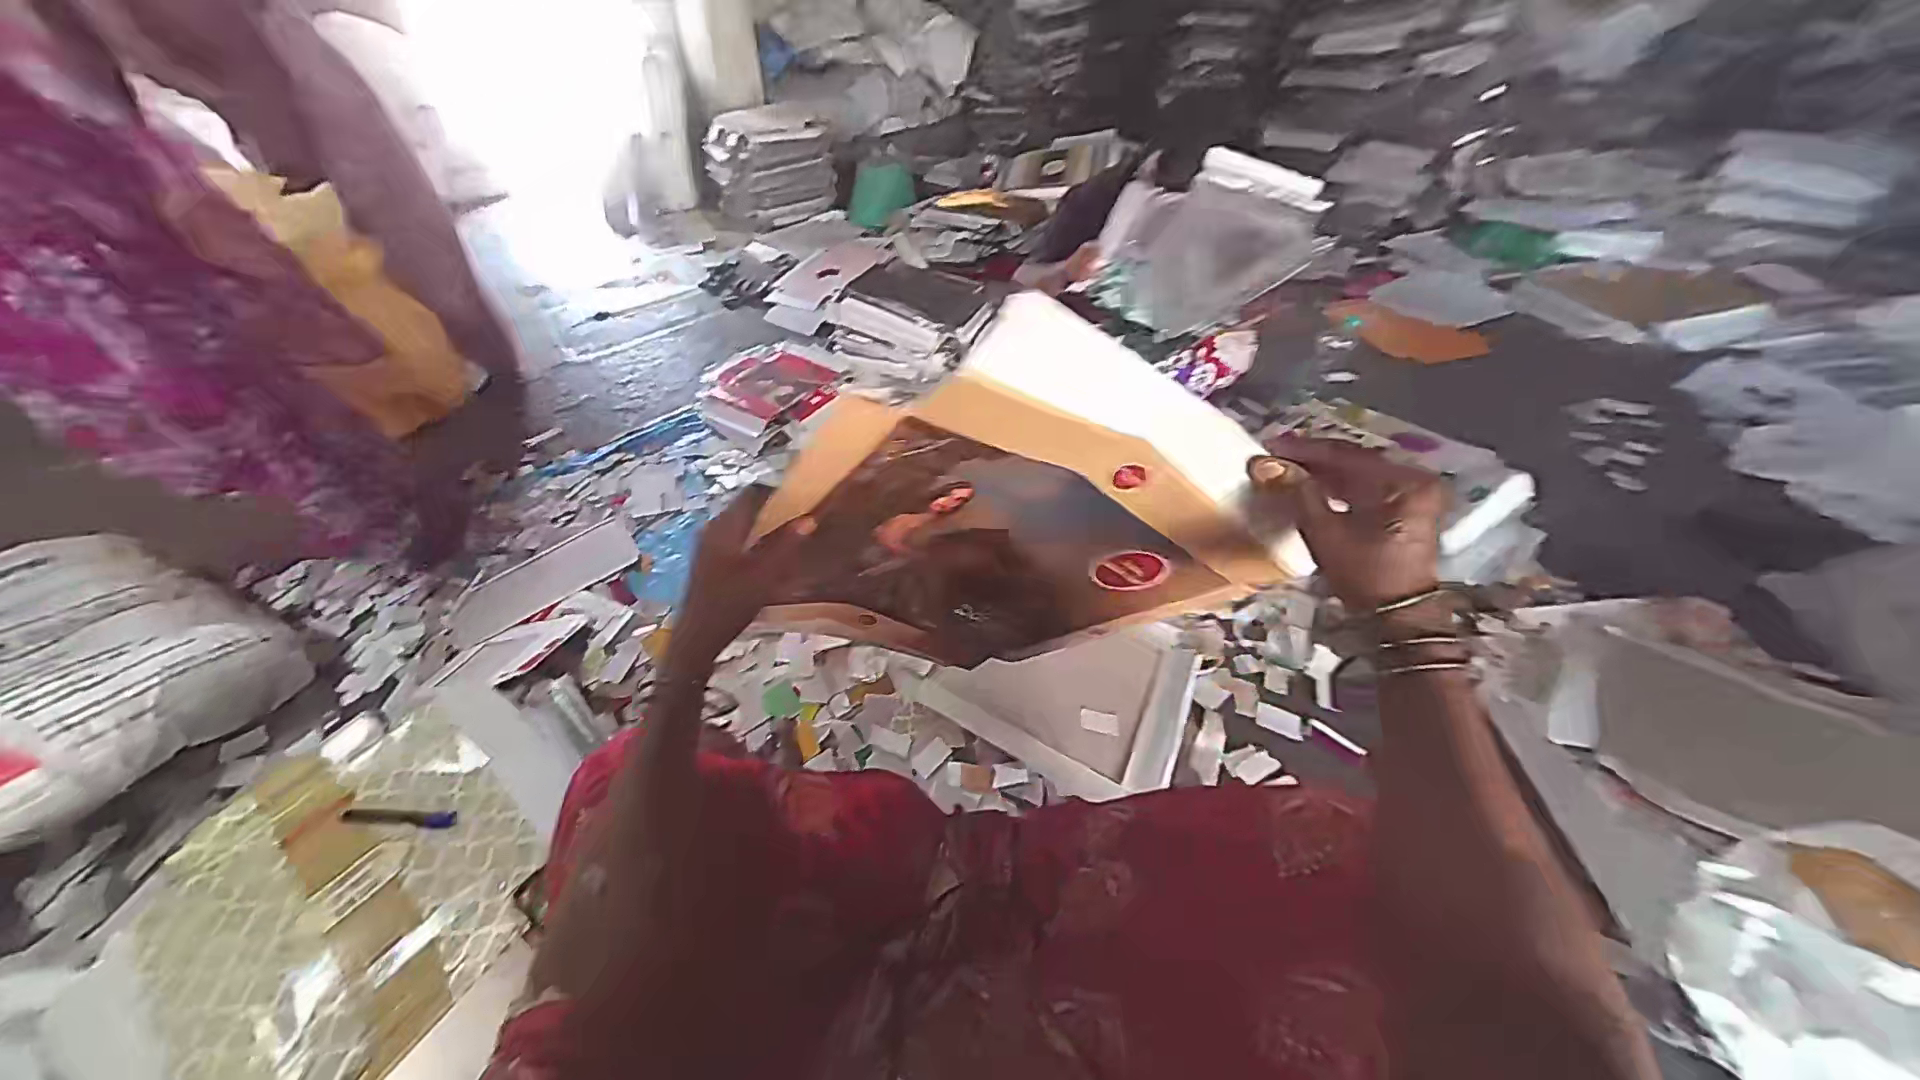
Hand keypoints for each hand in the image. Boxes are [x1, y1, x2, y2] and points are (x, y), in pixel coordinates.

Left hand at [665, 485, 817, 671]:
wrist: (698, 637)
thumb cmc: (731, 603)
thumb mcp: (765, 575)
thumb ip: (786, 545)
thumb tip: (809, 519)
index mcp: (724, 527)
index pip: (751, 494)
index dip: (776, 491)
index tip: (801, 496)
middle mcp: (712, 529)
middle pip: (745, 507)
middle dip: (772, 508)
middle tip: (799, 515)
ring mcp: (707, 545)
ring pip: (740, 523)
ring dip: (764, 524)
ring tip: (790, 533)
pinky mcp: (709, 560)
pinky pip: (735, 537)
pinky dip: (754, 538)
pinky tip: (769, 553)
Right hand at [1248, 437, 1447, 613]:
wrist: (1396, 615)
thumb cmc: (1365, 574)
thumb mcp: (1326, 533)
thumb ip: (1298, 493)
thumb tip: (1265, 464)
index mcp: (1403, 482)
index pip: (1347, 456)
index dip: (1306, 450)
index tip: (1272, 445)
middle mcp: (1413, 480)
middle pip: (1354, 460)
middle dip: (1312, 458)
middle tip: (1275, 453)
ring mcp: (1409, 494)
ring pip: (1356, 472)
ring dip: (1321, 471)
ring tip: (1285, 466)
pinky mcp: (1400, 508)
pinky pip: (1362, 486)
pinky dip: (1334, 485)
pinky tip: (1308, 484)